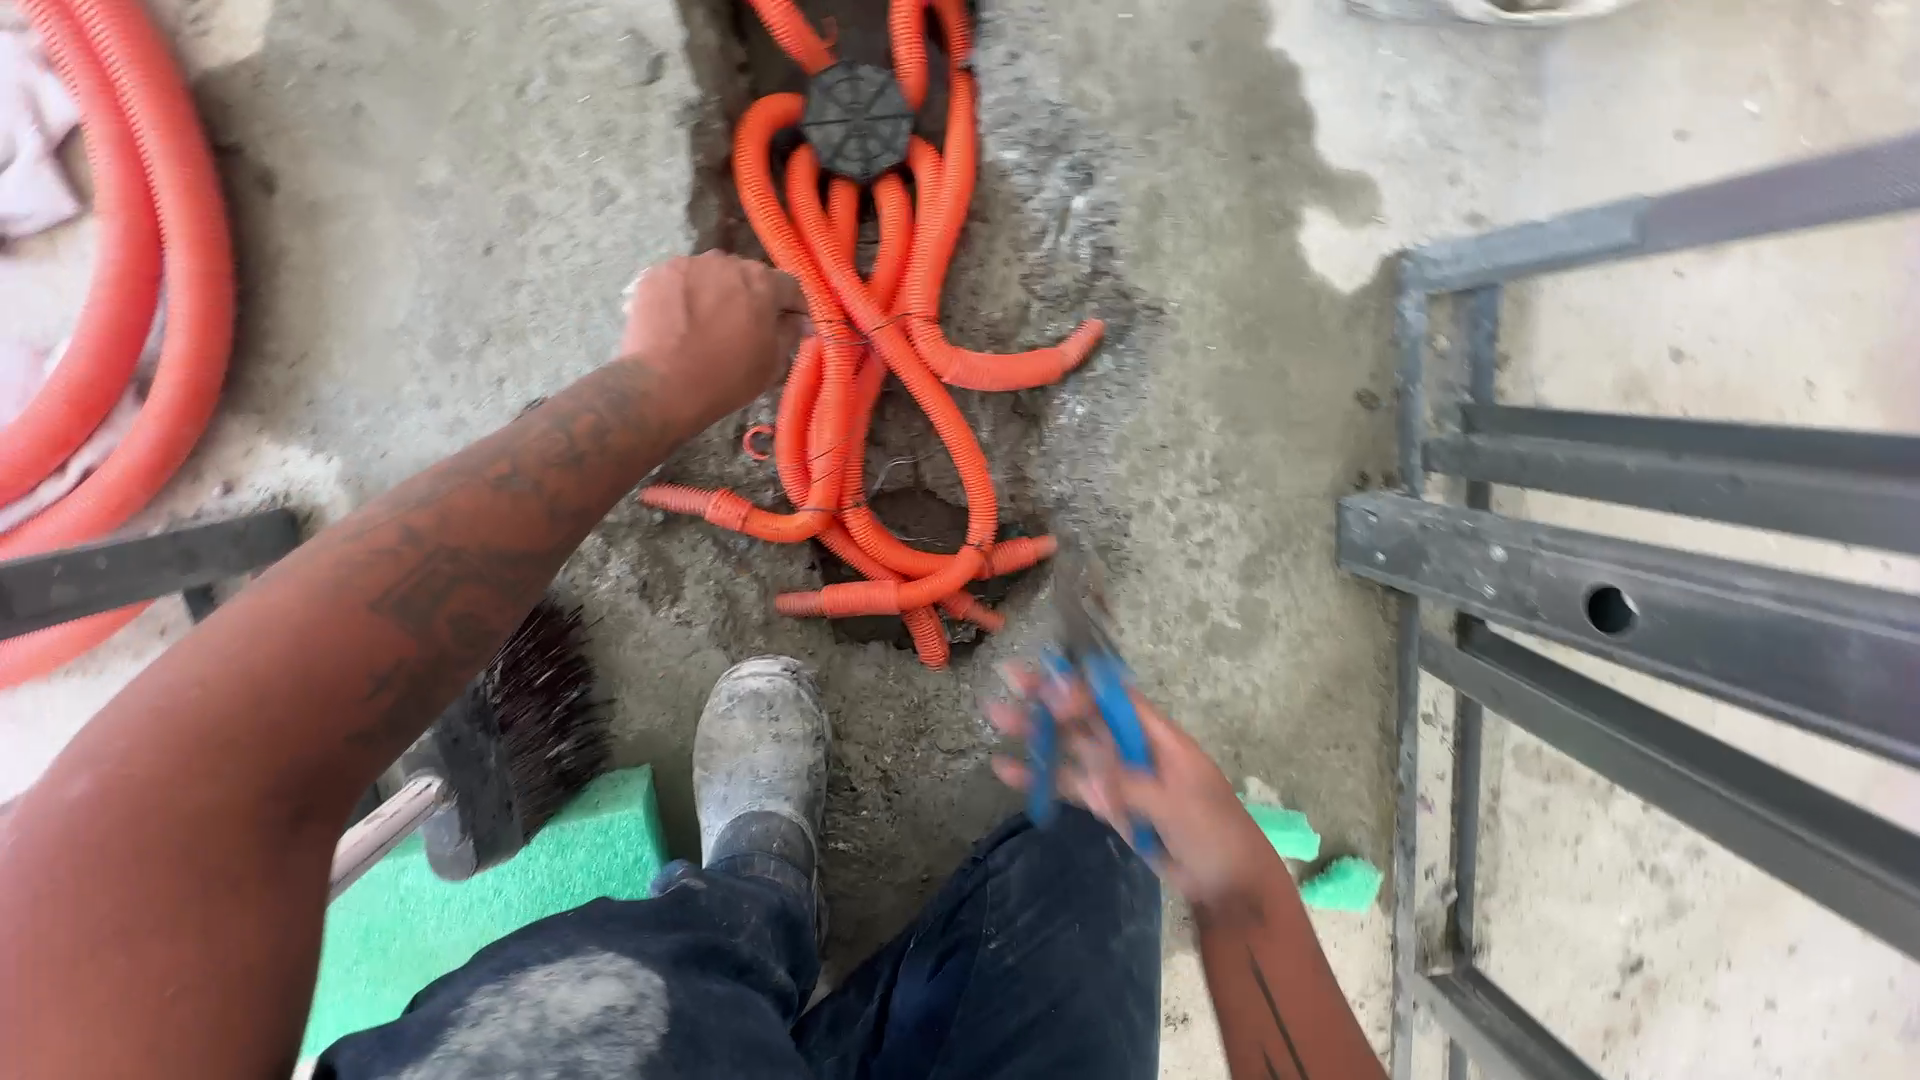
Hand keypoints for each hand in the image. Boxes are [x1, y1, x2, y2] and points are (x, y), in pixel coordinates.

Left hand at [618, 251, 807, 431]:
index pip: (790, 286)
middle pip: (749, 276)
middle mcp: (727, 262)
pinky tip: (684, 321)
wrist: (663, 385)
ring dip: (720, 293)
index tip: (794, 325)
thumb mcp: (772, 362)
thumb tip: (800, 321)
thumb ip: (790, 333)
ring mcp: (689, 264)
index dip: (795, 307)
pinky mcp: (657, 273)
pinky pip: (684, 281)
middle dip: (755, 298)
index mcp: (762, 282)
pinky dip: (689, 295)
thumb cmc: (728, 377)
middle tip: (749, 326)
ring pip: (714, 275)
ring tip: (711, 322)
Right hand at [988, 667, 1282, 910]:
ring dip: (1035, 732)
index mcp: (1155, 734)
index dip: (1081, 689)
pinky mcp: (1106, 804)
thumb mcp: (1178, 803)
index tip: (1051, 694)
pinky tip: (1006, 768)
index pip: (1114, 698)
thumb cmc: (1214, 831)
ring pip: (1069, 747)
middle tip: (1011, 676)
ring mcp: (1116, 775)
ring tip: (996, 715)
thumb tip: (1088, 774)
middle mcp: (1131, 746)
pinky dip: (1039, 778)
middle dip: (1048, 697)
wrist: (1226, 882)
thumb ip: (1131, 785)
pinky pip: (1068, 786)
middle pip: (1084, 715)